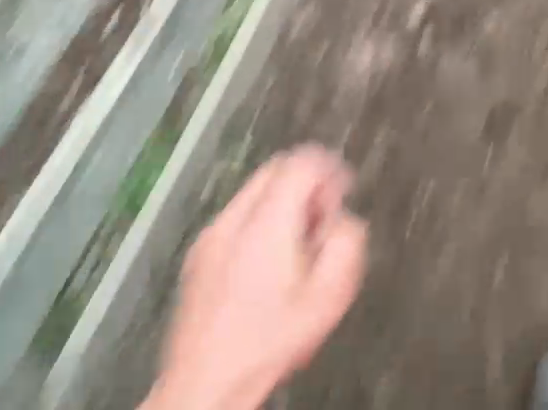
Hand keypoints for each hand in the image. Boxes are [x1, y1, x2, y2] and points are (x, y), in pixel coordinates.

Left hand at [143, 144, 368, 409]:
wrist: (207, 385)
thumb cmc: (269, 343)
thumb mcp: (332, 293)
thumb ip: (348, 240)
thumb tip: (344, 220)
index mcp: (267, 225)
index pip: (301, 162)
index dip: (330, 167)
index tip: (342, 189)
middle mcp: (233, 224)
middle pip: (276, 169)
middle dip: (308, 183)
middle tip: (324, 217)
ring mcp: (211, 239)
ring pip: (256, 192)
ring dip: (285, 202)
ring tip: (300, 244)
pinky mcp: (199, 257)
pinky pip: (238, 216)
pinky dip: (262, 221)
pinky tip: (272, 261)